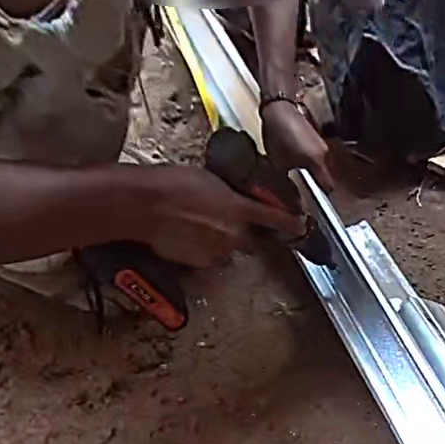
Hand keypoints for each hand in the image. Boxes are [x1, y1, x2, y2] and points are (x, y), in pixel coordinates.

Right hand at [134, 165, 300, 267]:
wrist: (144, 204)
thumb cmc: (171, 184)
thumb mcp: (208, 180)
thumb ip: (230, 197)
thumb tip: (235, 203)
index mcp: (238, 208)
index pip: (274, 219)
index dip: (290, 224)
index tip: (300, 226)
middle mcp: (234, 233)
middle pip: (247, 239)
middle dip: (236, 232)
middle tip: (214, 219)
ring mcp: (219, 251)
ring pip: (226, 250)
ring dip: (217, 241)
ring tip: (193, 226)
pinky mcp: (203, 263)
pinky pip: (209, 259)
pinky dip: (200, 251)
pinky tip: (185, 236)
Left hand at [261, 98, 334, 190]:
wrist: (279, 101)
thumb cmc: (279, 132)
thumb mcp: (279, 163)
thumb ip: (288, 183)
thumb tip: (294, 199)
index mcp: (319, 162)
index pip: (327, 188)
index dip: (319, 197)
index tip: (311, 201)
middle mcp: (325, 153)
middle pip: (324, 176)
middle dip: (313, 183)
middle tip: (300, 187)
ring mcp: (322, 143)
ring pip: (319, 165)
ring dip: (310, 170)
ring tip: (296, 171)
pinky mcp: (316, 135)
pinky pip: (315, 154)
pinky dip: (307, 159)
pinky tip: (295, 157)